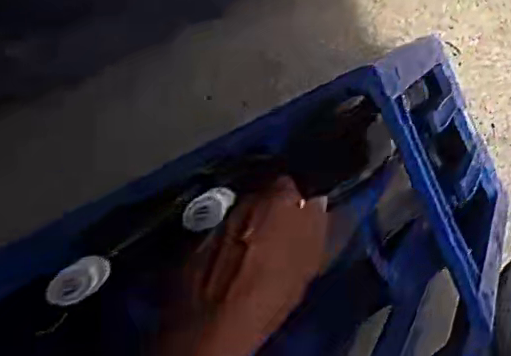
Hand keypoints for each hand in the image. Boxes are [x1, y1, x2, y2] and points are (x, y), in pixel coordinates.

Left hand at [157, 176, 328, 355]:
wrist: (217, 327)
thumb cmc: (277, 286)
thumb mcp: (315, 252)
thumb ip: (320, 219)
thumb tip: (319, 204)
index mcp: (281, 196)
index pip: (293, 183)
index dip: (298, 198)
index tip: (304, 213)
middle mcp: (246, 203)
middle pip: (262, 200)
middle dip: (270, 212)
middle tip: (280, 233)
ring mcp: (216, 227)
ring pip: (239, 220)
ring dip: (247, 229)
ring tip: (252, 254)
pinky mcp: (190, 254)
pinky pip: (216, 242)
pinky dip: (223, 250)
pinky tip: (229, 270)